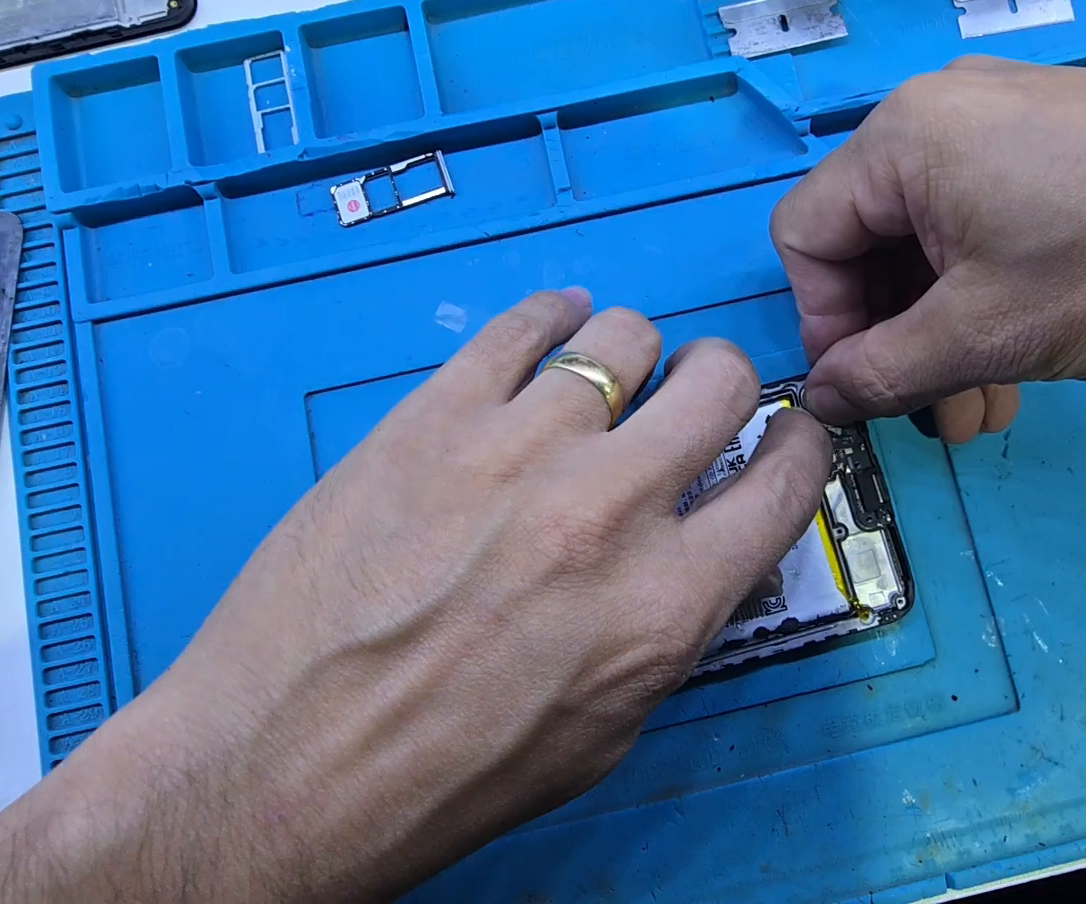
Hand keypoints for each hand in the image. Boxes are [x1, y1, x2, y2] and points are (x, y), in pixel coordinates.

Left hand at [0, 291, 831, 902]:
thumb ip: (674, 618)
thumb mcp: (609, 725)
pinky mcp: (436, 413)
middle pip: (720, 378)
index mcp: (668, 601)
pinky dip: (551, 317)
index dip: (798, 446)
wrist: (287, 761)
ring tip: (600, 378)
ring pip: (623, 334)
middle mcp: (611, 507)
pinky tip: (549, 329)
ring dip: (629, 353)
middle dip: (719, 380)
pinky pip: (523, 324)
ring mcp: (520, 446)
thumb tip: (703, 537)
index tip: (780, 436)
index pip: (788, 482)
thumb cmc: (453, 769)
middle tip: (687, 397)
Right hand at [770, 56, 1085, 424]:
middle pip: (865, 246)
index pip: (806, 238)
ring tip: (983, 405)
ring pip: (924, 249)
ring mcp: (1000, 125)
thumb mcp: (991, 334)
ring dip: (939, 334)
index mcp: (904, 138)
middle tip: (934, 412)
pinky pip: (976, 229)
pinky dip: (979, 298)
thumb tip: (820, 401)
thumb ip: (882, 371)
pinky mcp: (1049, 145)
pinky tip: (1014, 360)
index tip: (864, 388)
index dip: (824, 322)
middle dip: (892, 340)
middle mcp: (940, 116)